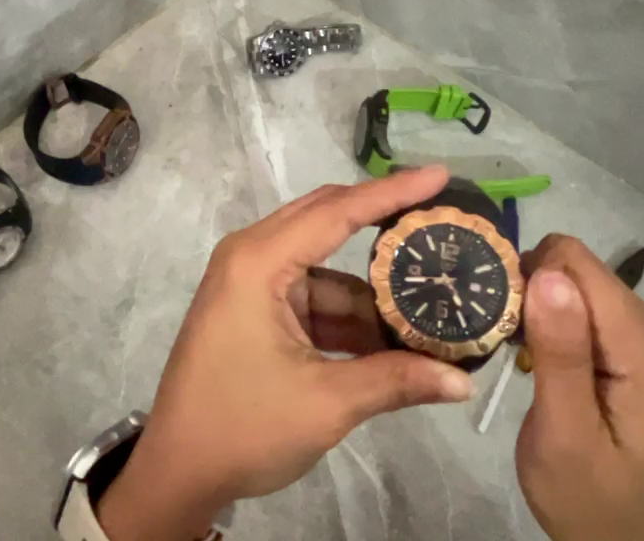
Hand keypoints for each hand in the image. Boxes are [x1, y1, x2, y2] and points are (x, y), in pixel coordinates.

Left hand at [97, 167, 475, 540]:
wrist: (179, 468)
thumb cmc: (243, 424)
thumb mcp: (325, 402)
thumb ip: (396, 381)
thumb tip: (463, 382)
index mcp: (258, 261)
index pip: (336, 212)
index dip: (390, 192)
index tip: (438, 175)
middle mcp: (252, 256)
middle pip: (328, 225)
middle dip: (384, 226)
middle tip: (442, 222)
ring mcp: (252, 282)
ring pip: (325, 269)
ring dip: (370, 291)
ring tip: (434, 299)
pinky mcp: (256, 308)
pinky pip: (312, 296)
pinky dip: (348, 315)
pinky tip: (394, 337)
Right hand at [516, 234, 643, 540]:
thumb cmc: (594, 504)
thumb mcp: (565, 435)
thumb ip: (559, 352)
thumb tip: (546, 272)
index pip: (572, 260)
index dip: (526, 278)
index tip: (503, 325)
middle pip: (575, 270)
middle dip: (532, 295)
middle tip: (510, 352)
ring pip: (577, 288)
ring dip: (541, 313)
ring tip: (523, 363)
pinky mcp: (642, 356)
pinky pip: (588, 312)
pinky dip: (555, 327)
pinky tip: (543, 368)